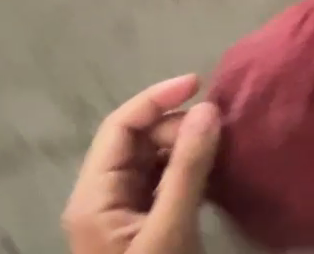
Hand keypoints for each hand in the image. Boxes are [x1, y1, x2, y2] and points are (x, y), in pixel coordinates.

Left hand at [64, 74, 222, 253]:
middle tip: (217, 132)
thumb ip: (188, 168)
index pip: (120, 126)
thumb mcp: (170, 231)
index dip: (157, 97)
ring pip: (153, 158)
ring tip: (219, 150)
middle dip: (177, 125)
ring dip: (185, 145)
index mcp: (94, 197)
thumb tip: (207, 107)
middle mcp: (102, 198)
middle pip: (138, 139)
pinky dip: (188, 168)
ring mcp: (122, 213)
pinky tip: (212, 173)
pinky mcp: (143, 226)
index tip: (199, 82)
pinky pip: (164, 180)